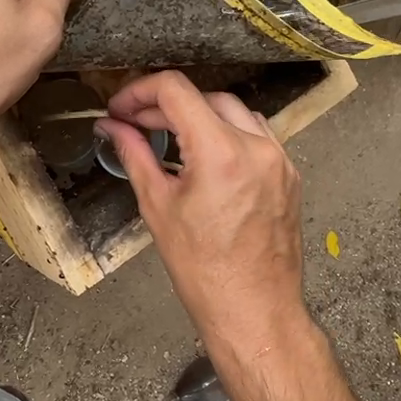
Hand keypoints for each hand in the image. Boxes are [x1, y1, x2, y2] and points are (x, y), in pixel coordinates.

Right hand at [96, 71, 304, 339]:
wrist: (253, 310)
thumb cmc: (202, 268)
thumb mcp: (156, 205)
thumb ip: (134, 153)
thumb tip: (111, 126)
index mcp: (220, 151)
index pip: (176, 91)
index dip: (139, 91)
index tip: (121, 109)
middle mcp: (256, 147)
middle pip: (204, 96)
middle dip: (165, 104)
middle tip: (135, 124)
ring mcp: (278, 160)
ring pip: (233, 111)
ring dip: (198, 114)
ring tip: (168, 135)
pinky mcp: (288, 175)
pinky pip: (256, 134)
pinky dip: (225, 132)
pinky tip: (203, 153)